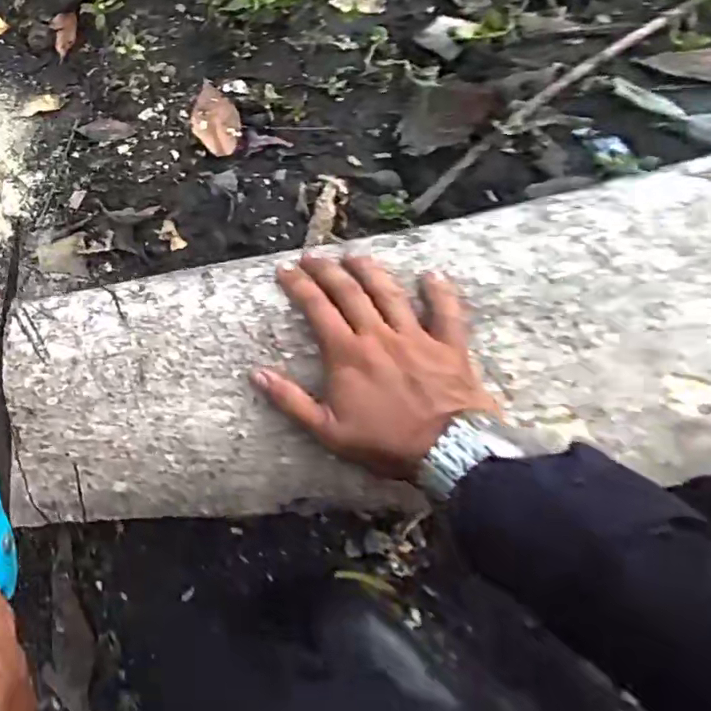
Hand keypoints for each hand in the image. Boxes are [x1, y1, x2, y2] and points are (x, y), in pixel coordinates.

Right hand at [251, 255, 496, 479]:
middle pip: (348, 291)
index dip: (298, 284)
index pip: (316, 306)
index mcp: (347, 352)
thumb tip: (256, 374)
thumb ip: (290, 400)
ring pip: (389, 293)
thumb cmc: (387, 443)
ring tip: (355, 256)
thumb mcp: (328, 430)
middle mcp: (378, 336)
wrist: (454, 455)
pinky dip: (440, 292)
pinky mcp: (450, 348)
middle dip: (326, 270)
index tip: (285, 270)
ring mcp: (416, 338)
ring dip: (370, 271)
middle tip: (312, 257)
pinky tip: (432, 274)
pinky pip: (447, 313)